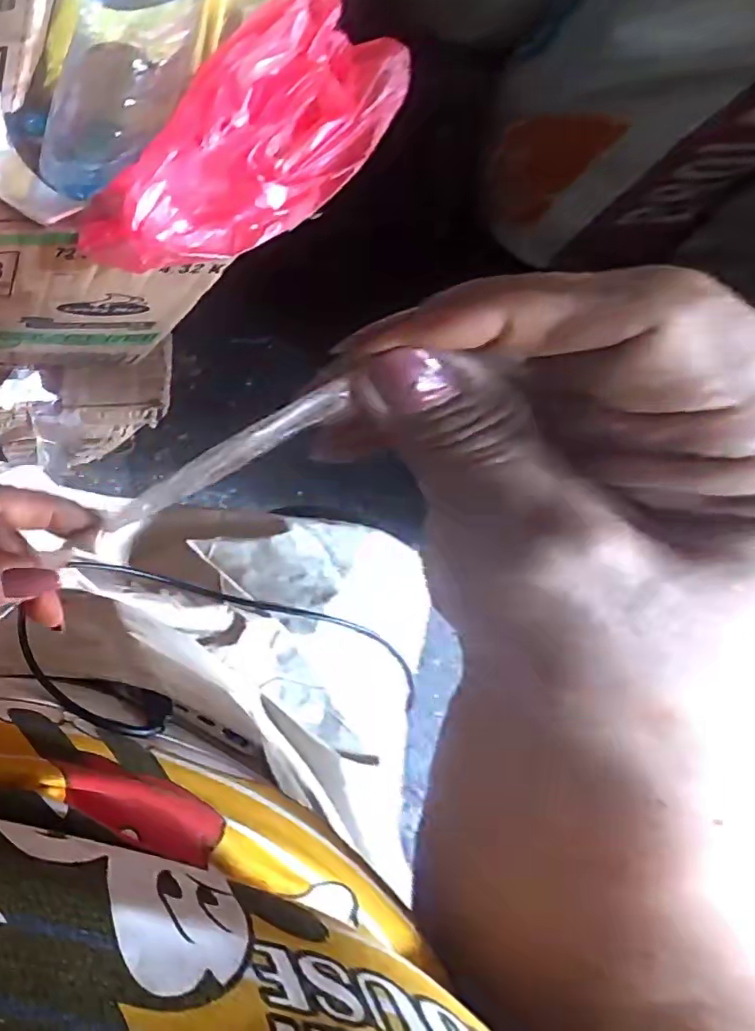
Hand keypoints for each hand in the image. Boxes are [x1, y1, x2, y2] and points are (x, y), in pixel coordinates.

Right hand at [328, 267, 754, 678]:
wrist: (582, 719)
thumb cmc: (594, 649)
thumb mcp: (532, 541)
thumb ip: (466, 442)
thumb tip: (386, 360)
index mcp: (751, 421)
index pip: (649, 315)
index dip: (512, 313)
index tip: (383, 348)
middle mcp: (690, 402)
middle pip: (558, 330)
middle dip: (432, 348)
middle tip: (331, 383)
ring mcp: (613, 423)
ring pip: (496, 363)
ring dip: (398, 384)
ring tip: (321, 419)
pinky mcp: (546, 445)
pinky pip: (464, 403)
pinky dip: (395, 415)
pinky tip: (342, 439)